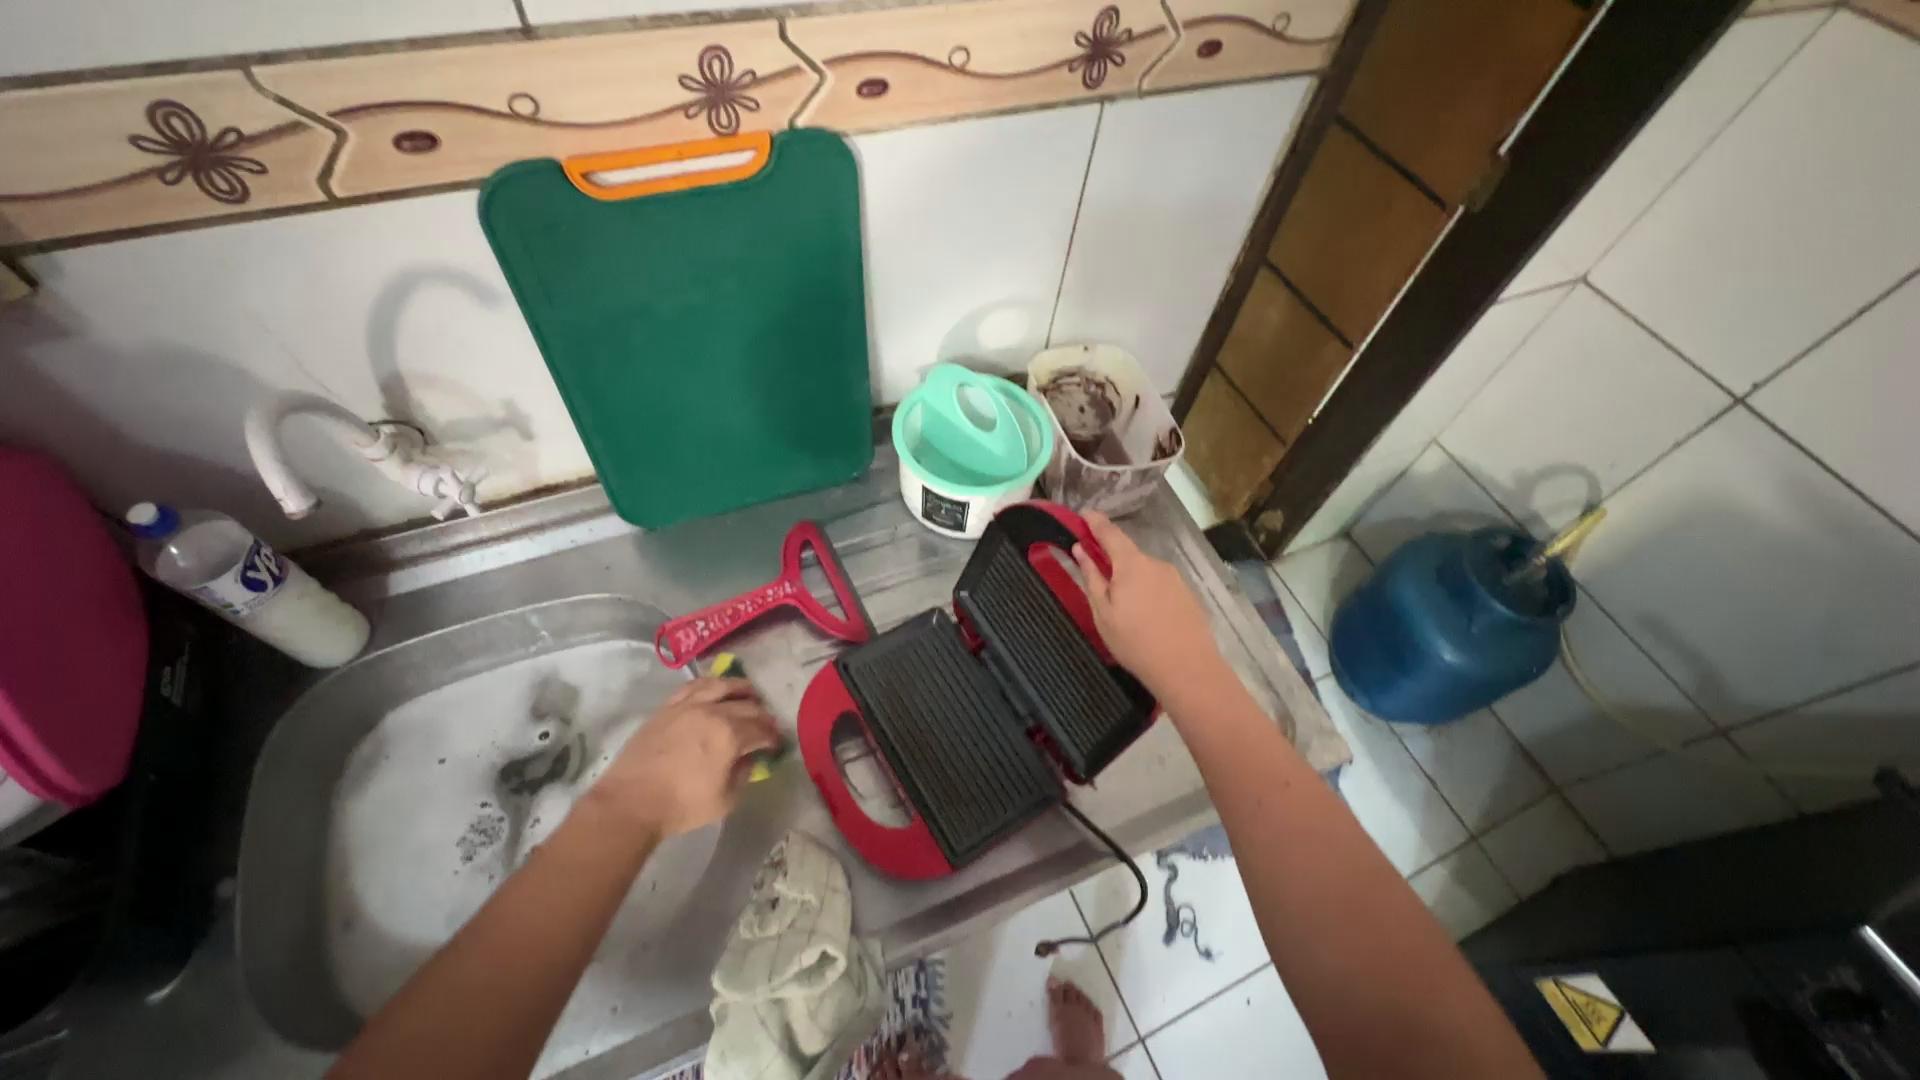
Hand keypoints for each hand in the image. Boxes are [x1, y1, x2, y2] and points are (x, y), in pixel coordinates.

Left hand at [586, 677, 778, 837]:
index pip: (761, 729)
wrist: (630, 802)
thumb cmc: (681, 806)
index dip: (773, 736)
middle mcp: (712, 712)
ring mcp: (687, 706)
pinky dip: (710, 684)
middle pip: (747, 705)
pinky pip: (693, 686)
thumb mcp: (725, 799)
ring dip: (741, 689)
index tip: (776, 744)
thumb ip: (744, 773)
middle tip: (766, 725)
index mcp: (730, 735)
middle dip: (762, 715)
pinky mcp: (667, 707)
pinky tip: (716, 689)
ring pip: (721, 685)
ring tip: (749, 693)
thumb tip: (750, 757)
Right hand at [1072, 511, 1226, 697]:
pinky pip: (1160, 586)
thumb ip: (1091, 577)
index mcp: (1131, 564)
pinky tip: (1147, 620)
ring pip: (1145, 573)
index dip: (1095, 522)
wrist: (1186, 668)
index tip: (1083, 514)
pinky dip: (1149, 595)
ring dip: (1132, 583)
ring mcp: (1175, 578)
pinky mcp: (1187, 595)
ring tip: (1125, 613)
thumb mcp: (1103, 613)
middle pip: (1128, 555)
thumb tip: (1081, 550)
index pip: (1110, 533)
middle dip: (1113, 563)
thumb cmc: (1135, 642)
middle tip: (1100, 585)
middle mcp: (1156, 564)